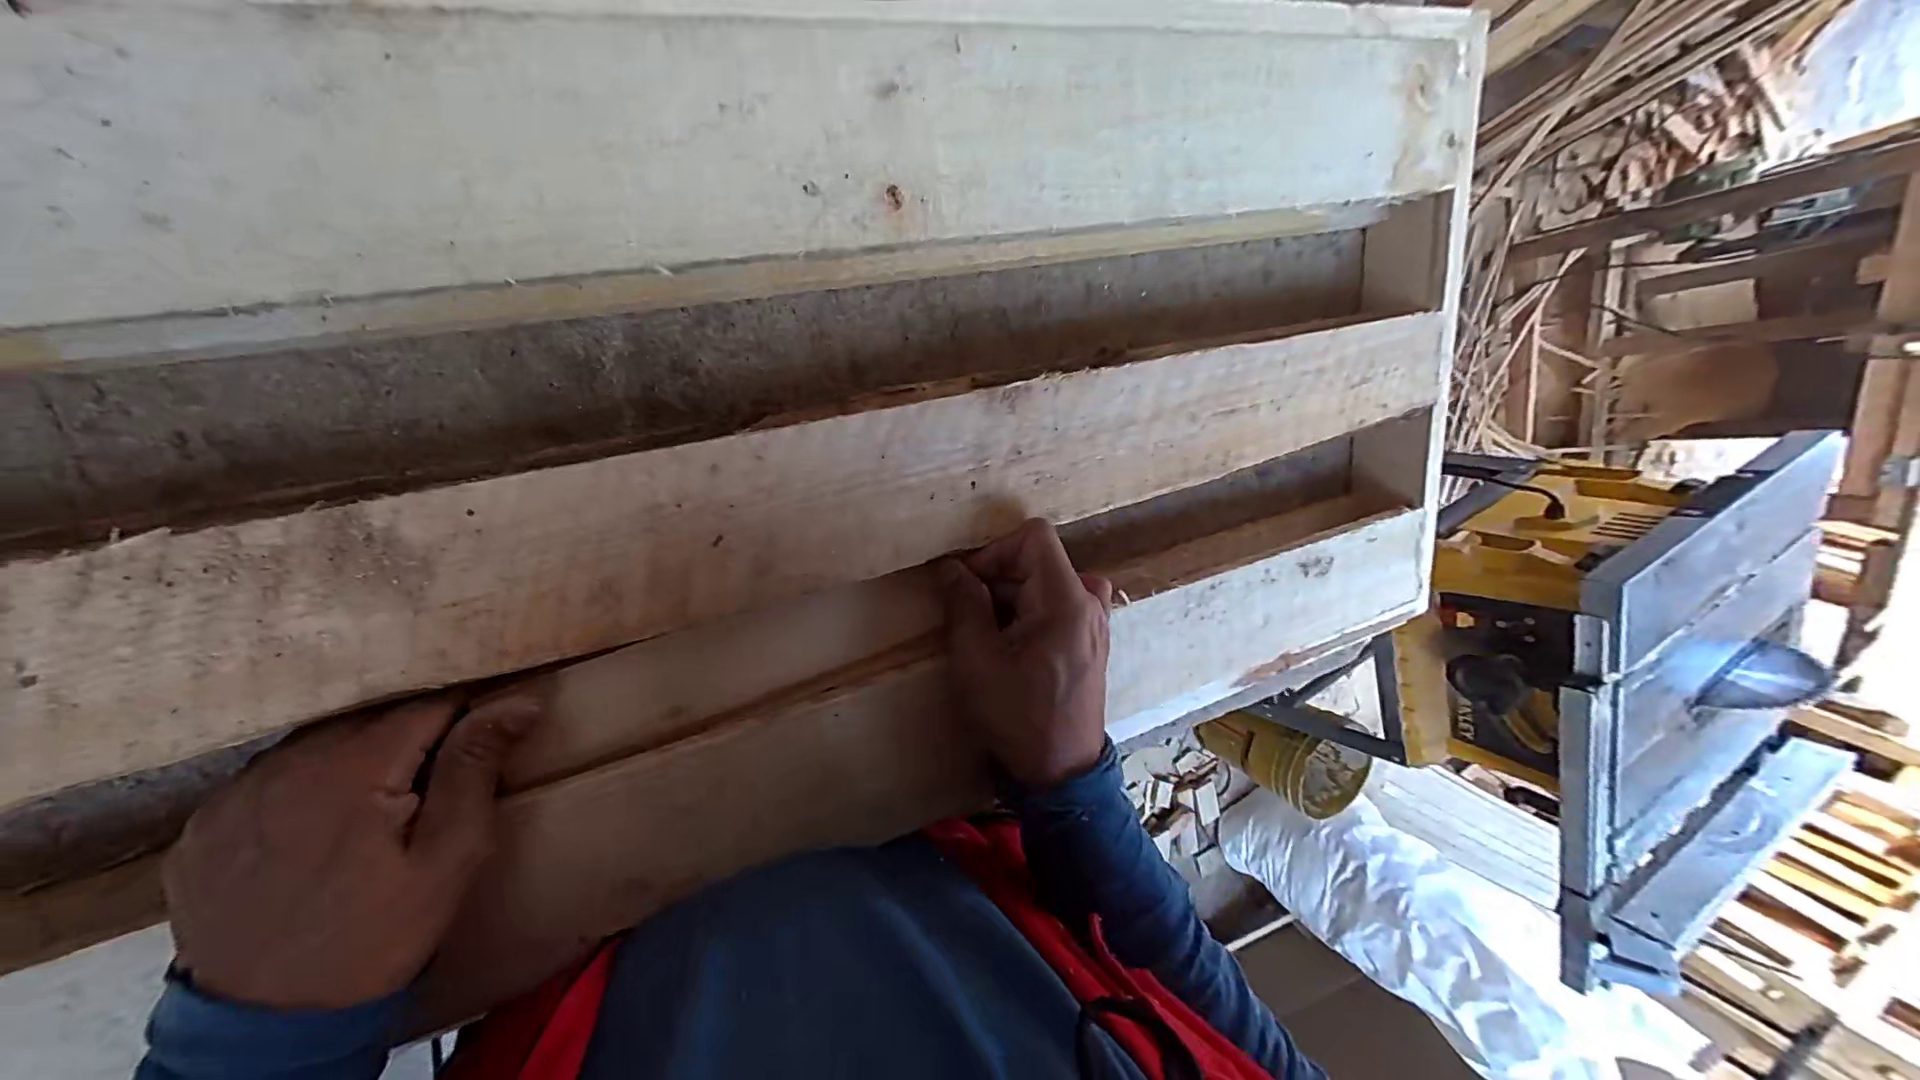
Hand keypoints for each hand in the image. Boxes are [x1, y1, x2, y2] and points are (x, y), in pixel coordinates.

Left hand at [164, 694, 540, 1009]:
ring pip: (320, 741)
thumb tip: (517, 703)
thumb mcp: (451, 854)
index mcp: (350, 770)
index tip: (480, 744)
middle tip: (433, 785)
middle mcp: (282, 767)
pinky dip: (307, 784)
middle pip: (371, 717)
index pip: (427, 704)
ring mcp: (231, 797)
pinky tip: (320, 826)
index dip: (463, 716)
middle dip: (411, 736)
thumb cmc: (382, 932)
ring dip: (358, 756)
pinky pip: (272, 776)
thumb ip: (474, 768)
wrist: (268, 1026)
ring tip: (378, 806)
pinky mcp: (201, 826)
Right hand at [939, 518, 1112, 787]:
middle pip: (1038, 560)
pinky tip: (1012, 647)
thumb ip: (963, 603)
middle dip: (998, 580)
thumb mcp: (976, 659)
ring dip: (1011, 598)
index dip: (995, 551)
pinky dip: (1030, 613)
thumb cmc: (1017, 717)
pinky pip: (1058, 604)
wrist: (1061, 772)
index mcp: (1068, 601)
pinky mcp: (1092, 639)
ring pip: (1045, 581)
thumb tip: (952, 568)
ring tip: (989, 636)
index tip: (971, 586)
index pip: (1034, 536)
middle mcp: (1090, 602)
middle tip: (970, 618)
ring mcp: (1096, 621)